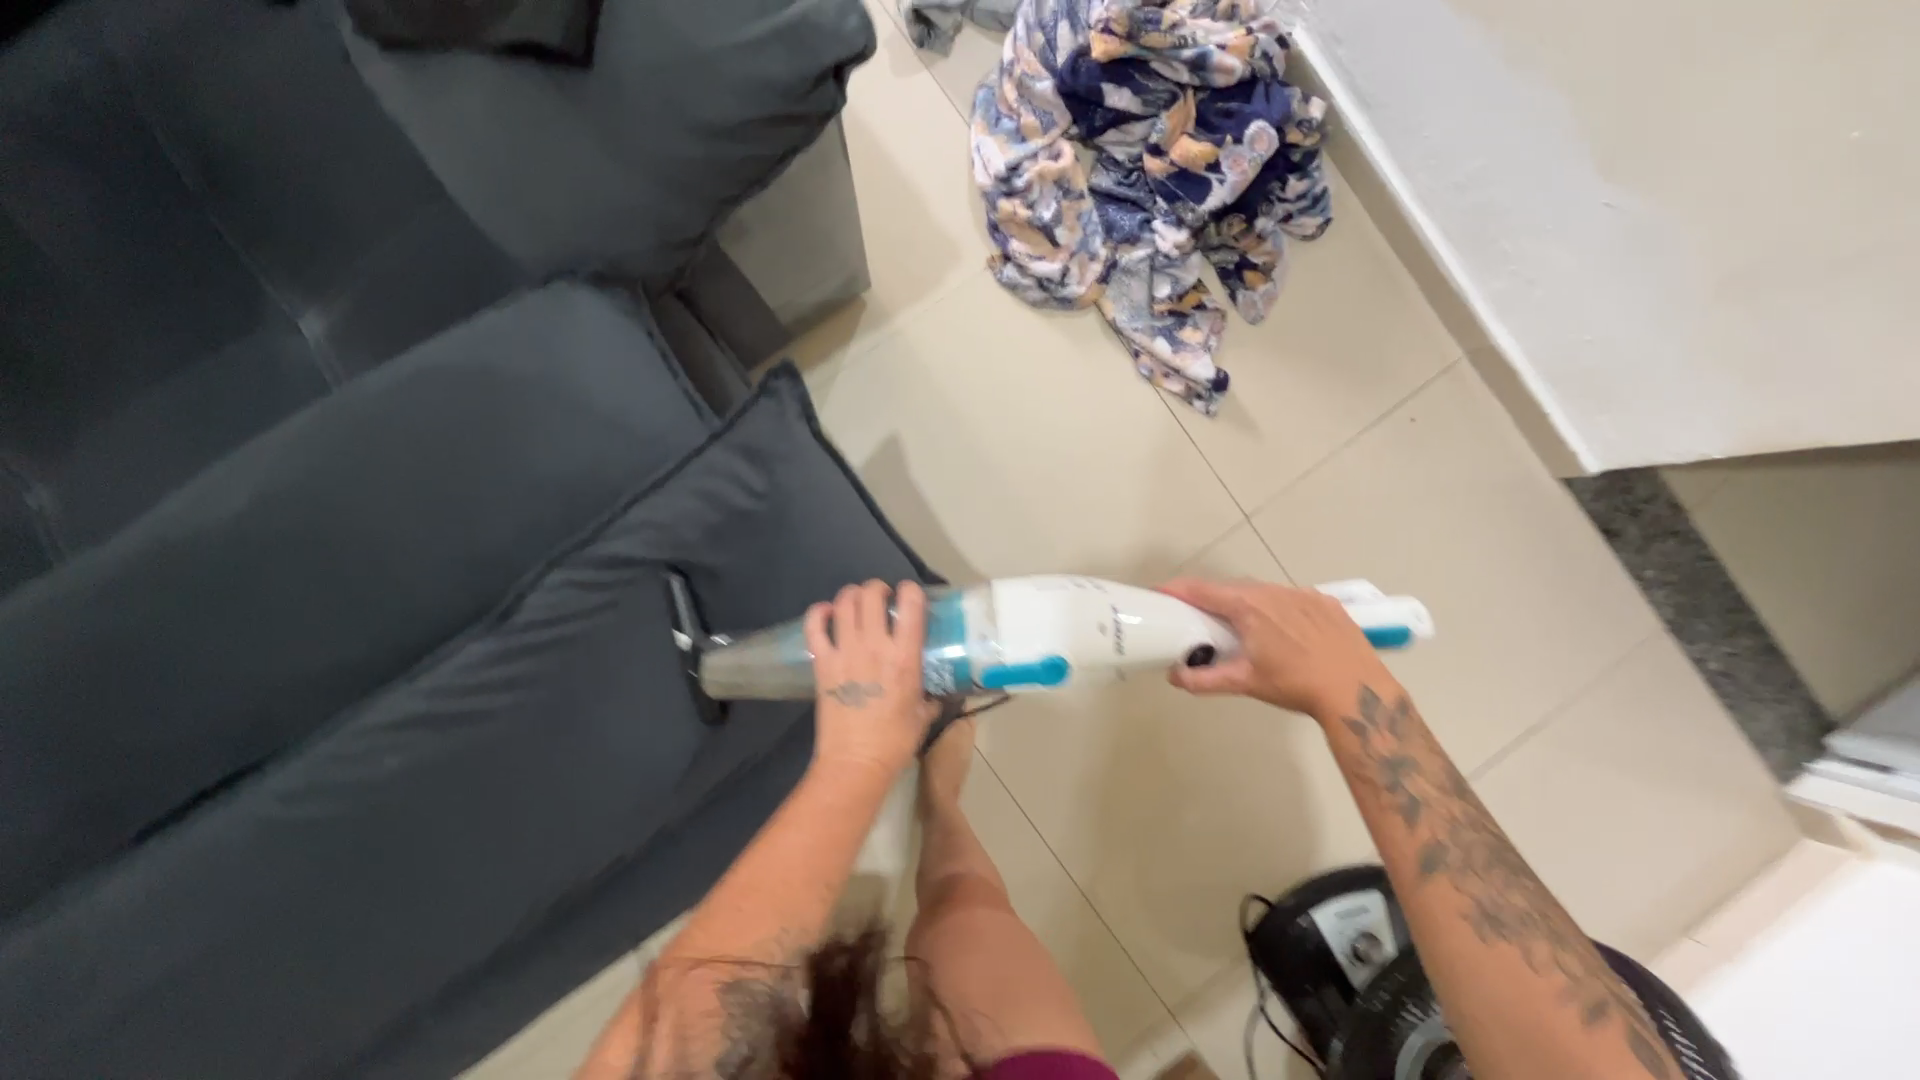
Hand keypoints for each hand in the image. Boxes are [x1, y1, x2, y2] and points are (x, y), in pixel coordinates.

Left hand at [803, 580, 935, 776]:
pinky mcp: (822, 663)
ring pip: (844, 603)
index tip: (909, 595)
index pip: (911, 604)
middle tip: (881, 598)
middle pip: (871, 594)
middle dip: (877, 588)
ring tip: (858, 604)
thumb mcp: (923, 715)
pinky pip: (815, 626)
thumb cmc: (894, 742)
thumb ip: (930, 697)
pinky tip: (826, 613)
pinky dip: (819, 613)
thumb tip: (934, 693)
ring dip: (852, 596)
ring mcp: (845, 652)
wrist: (855, 762)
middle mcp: (874, 646)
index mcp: (905, 657)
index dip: (910, 591)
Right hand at [1156, 578, 1395, 720]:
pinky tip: (1281, 630)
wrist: (1355, 691)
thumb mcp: (1244, 683)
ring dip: (1245, 603)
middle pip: (1231, 588)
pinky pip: (1291, 599)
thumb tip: (1173, 676)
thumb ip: (1203, 680)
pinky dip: (1276, 609)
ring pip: (1263, 592)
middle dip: (1210, 599)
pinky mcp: (1326, 603)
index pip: (1202, 590)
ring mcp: (1303, 594)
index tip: (1159, 593)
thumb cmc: (1294, 685)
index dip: (1177, 590)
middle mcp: (1273, 591)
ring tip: (1239, 625)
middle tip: (1196, 616)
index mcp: (1248, 607)